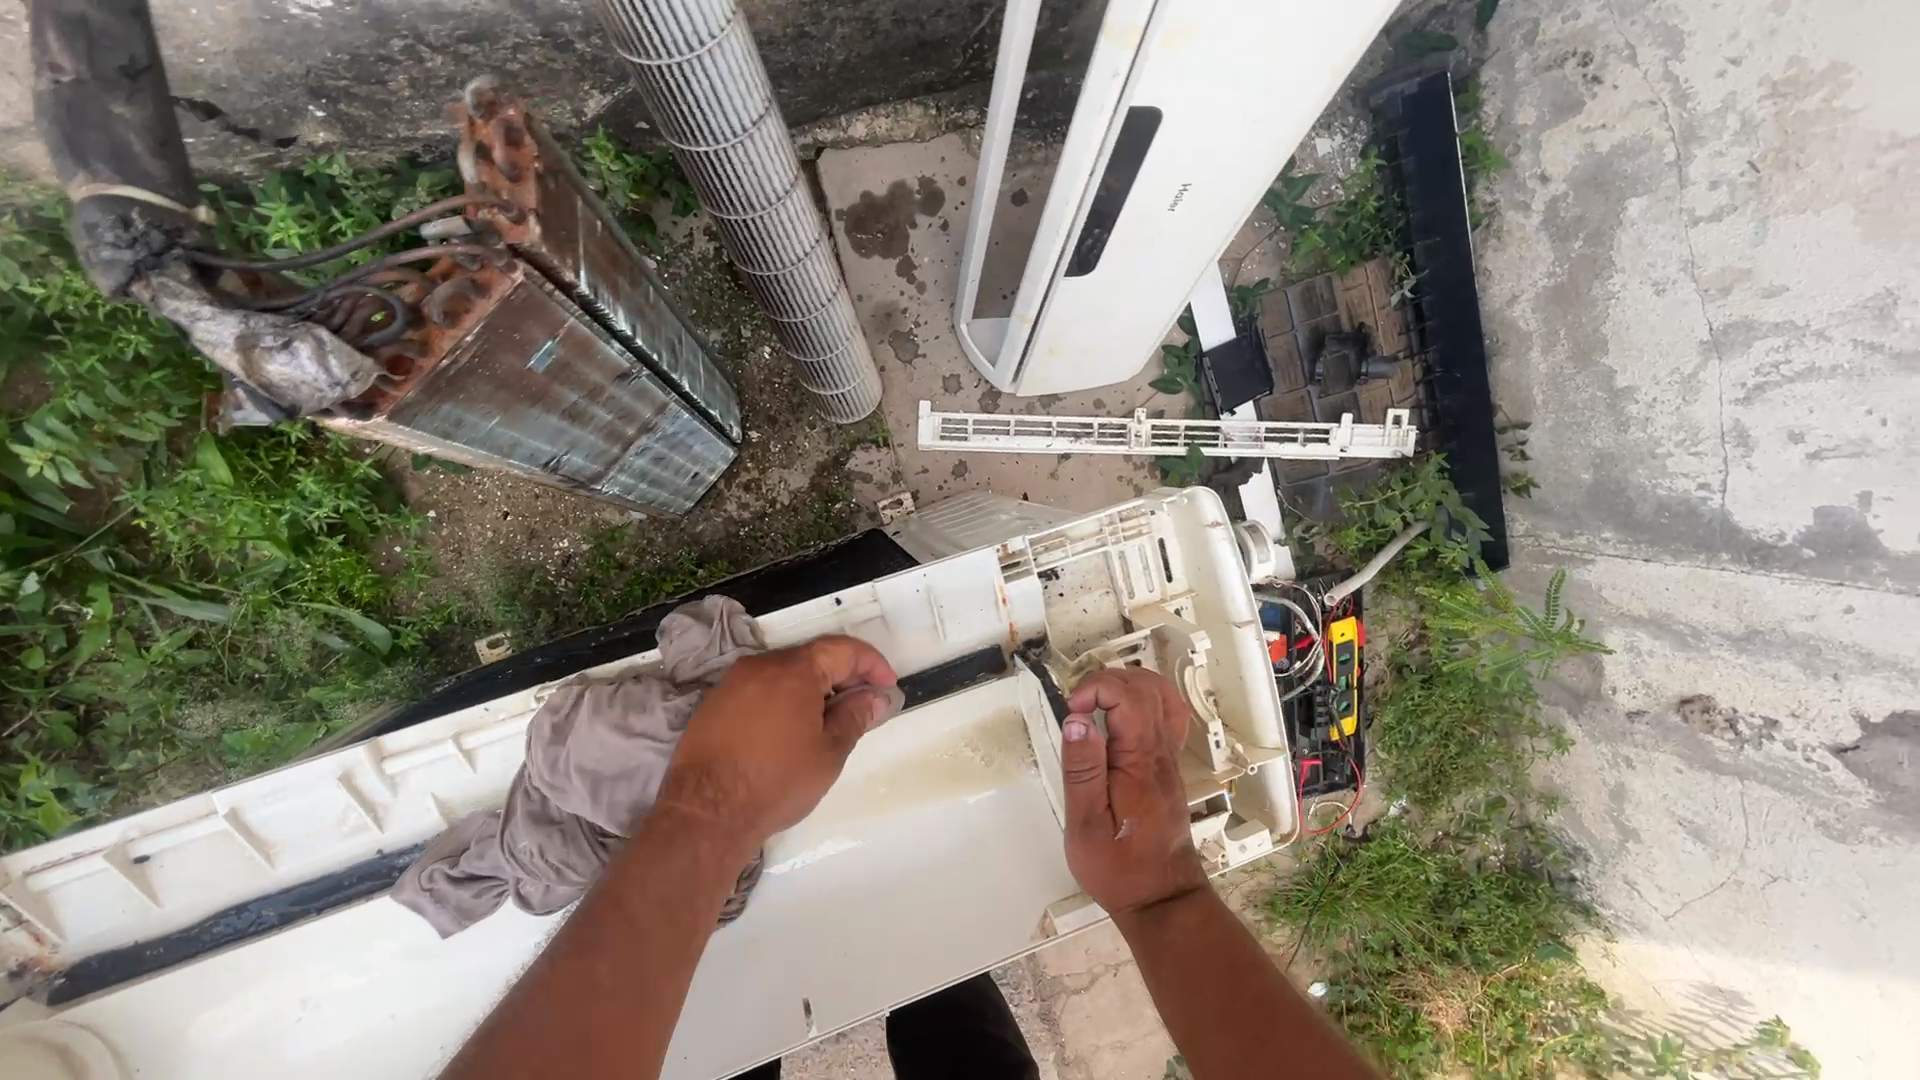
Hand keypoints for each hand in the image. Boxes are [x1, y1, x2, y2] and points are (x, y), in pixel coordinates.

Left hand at [655, 635, 899, 848]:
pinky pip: (760, 689)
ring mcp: (732, 683)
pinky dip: (784, 700)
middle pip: (812, 658)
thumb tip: (875, 697)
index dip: (872, 664)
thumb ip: (855, 716)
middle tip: (863, 705)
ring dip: (813, 689)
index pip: (843, 649)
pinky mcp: (715, 704)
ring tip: (829, 721)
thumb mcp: (829, 752)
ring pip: (785, 674)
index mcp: (794, 670)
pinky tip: (791, 731)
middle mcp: (761, 665)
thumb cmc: (776, 781)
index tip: (887, 687)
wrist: (705, 813)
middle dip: (844, 676)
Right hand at [1060, 668, 1208, 914]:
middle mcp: (1161, 752)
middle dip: (1107, 681)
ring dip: (1126, 685)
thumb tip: (1076, 720)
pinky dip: (1141, 701)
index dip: (1095, 688)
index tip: (1071, 712)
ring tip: (1095, 704)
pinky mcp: (1168, 767)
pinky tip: (1118, 717)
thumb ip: (1082, 769)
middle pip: (1149, 687)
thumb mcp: (1086, 824)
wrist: (1161, 898)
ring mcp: (1169, 758)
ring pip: (1163, 696)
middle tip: (1079, 707)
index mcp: (1140, 761)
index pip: (1129, 696)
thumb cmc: (1118, 867)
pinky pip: (1166, 716)